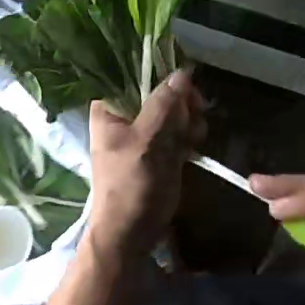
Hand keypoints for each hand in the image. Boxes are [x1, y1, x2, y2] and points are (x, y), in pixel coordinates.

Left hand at [86, 71, 203, 255]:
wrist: (132, 231)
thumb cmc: (129, 186)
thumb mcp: (145, 141)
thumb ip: (163, 105)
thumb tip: (182, 74)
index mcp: (111, 107)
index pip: (135, 73)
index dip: (162, 74)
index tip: (184, 84)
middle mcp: (128, 114)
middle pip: (162, 89)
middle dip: (181, 100)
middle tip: (193, 112)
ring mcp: (147, 131)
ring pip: (176, 108)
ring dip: (190, 118)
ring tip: (192, 136)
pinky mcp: (164, 147)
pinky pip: (182, 128)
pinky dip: (191, 133)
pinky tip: (194, 145)